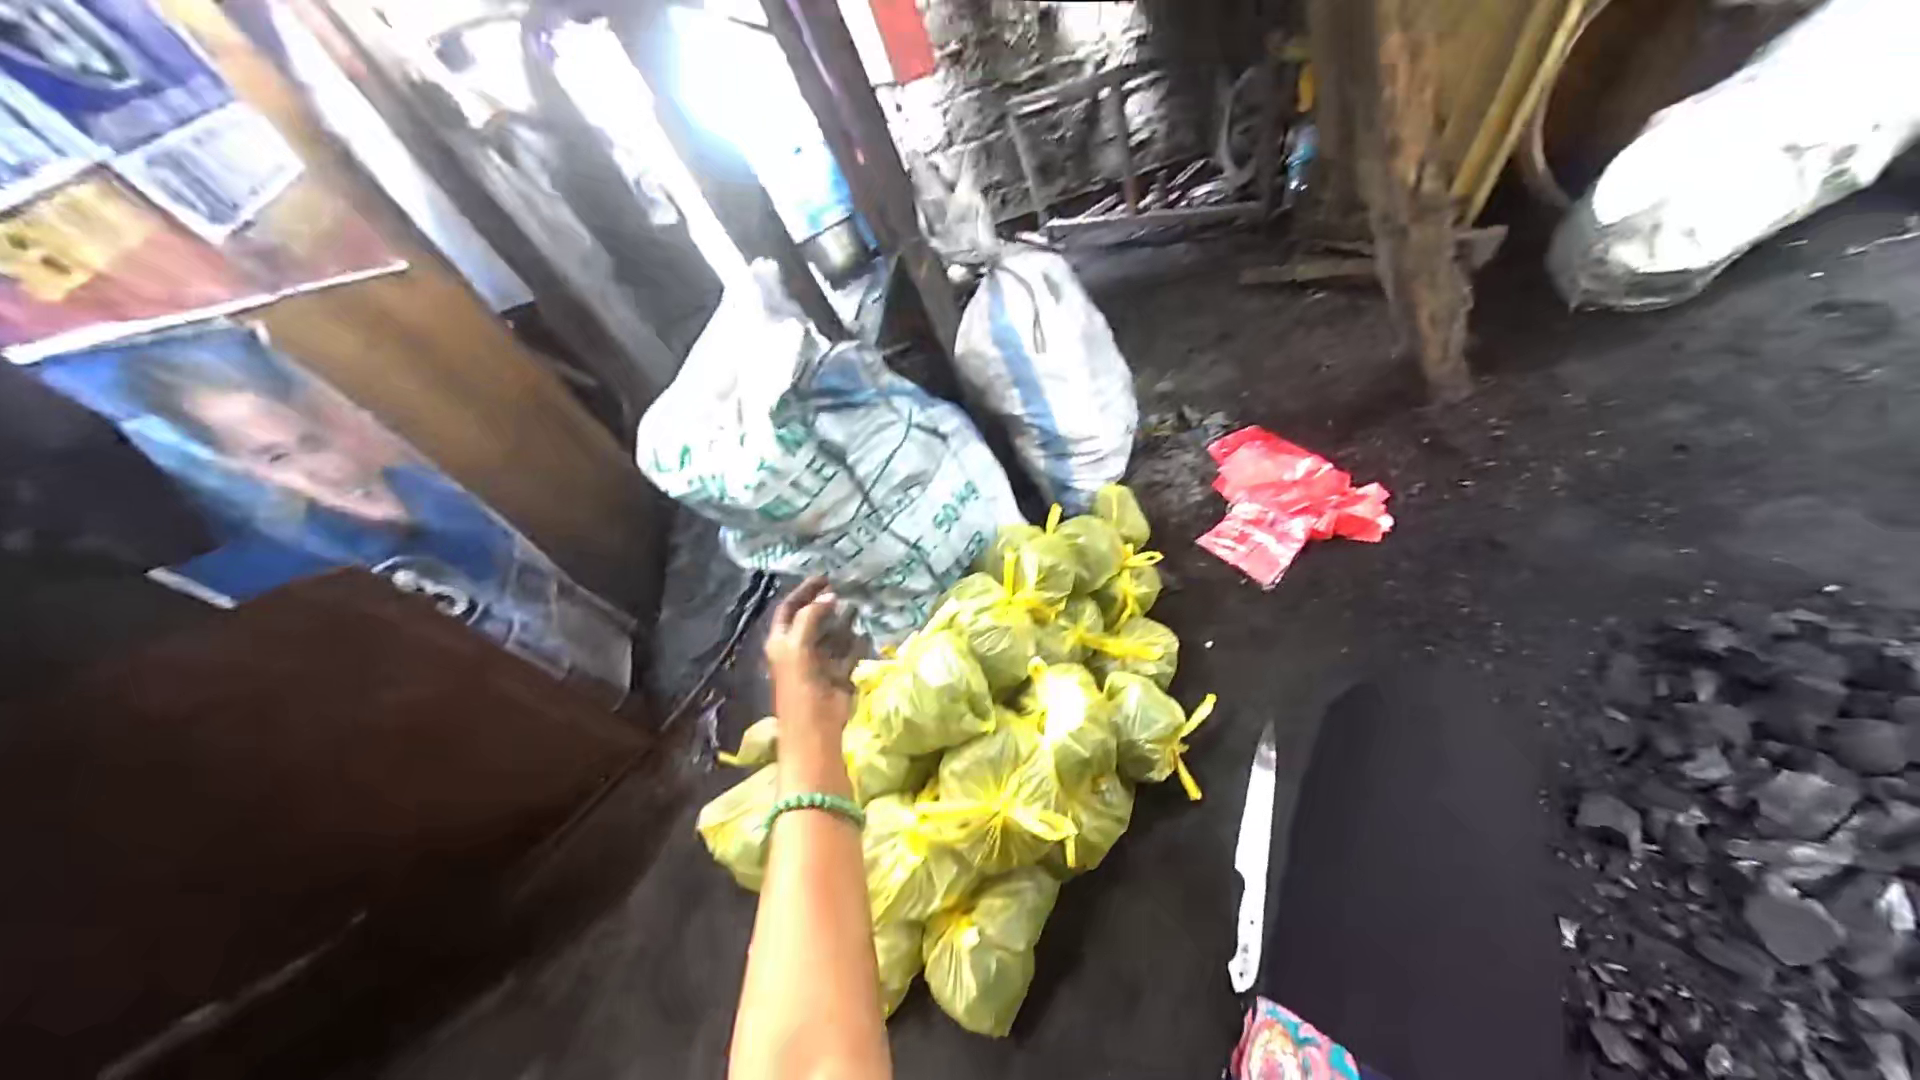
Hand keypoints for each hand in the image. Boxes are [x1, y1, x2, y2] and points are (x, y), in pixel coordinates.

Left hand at [765, 577, 857, 746]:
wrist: (814, 727)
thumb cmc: (800, 685)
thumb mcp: (797, 645)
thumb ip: (811, 617)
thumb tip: (830, 597)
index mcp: (781, 642)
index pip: (789, 608)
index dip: (804, 591)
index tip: (825, 578)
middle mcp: (798, 649)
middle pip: (813, 619)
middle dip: (828, 606)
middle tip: (847, 592)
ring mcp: (819, 662)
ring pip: (833, 635)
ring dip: (844, 622)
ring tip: (858, 609)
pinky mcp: (838, 674)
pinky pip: (848, 653)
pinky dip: (856, 644)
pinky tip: (864, 635)